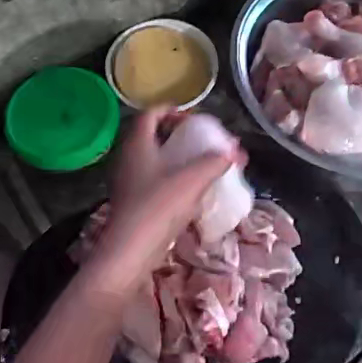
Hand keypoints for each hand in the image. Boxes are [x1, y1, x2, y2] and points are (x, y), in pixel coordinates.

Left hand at [80, 107, 242, 297]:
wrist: (130, 252)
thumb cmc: (158, 207)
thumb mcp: (192, 180)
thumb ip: (214, 162)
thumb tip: (234, 151)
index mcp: (138, 144)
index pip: (150, 113)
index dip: (172, 110)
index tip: (194, 118)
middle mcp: (127, 157)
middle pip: (152, 135)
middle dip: (179, 135)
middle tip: (202, 141)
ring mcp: (127, 180)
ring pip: (153, 159)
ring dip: (176, 158)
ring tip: (201, 165)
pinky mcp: (131, 201)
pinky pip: (153, 179)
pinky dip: (171, 177)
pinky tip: (190, 190)